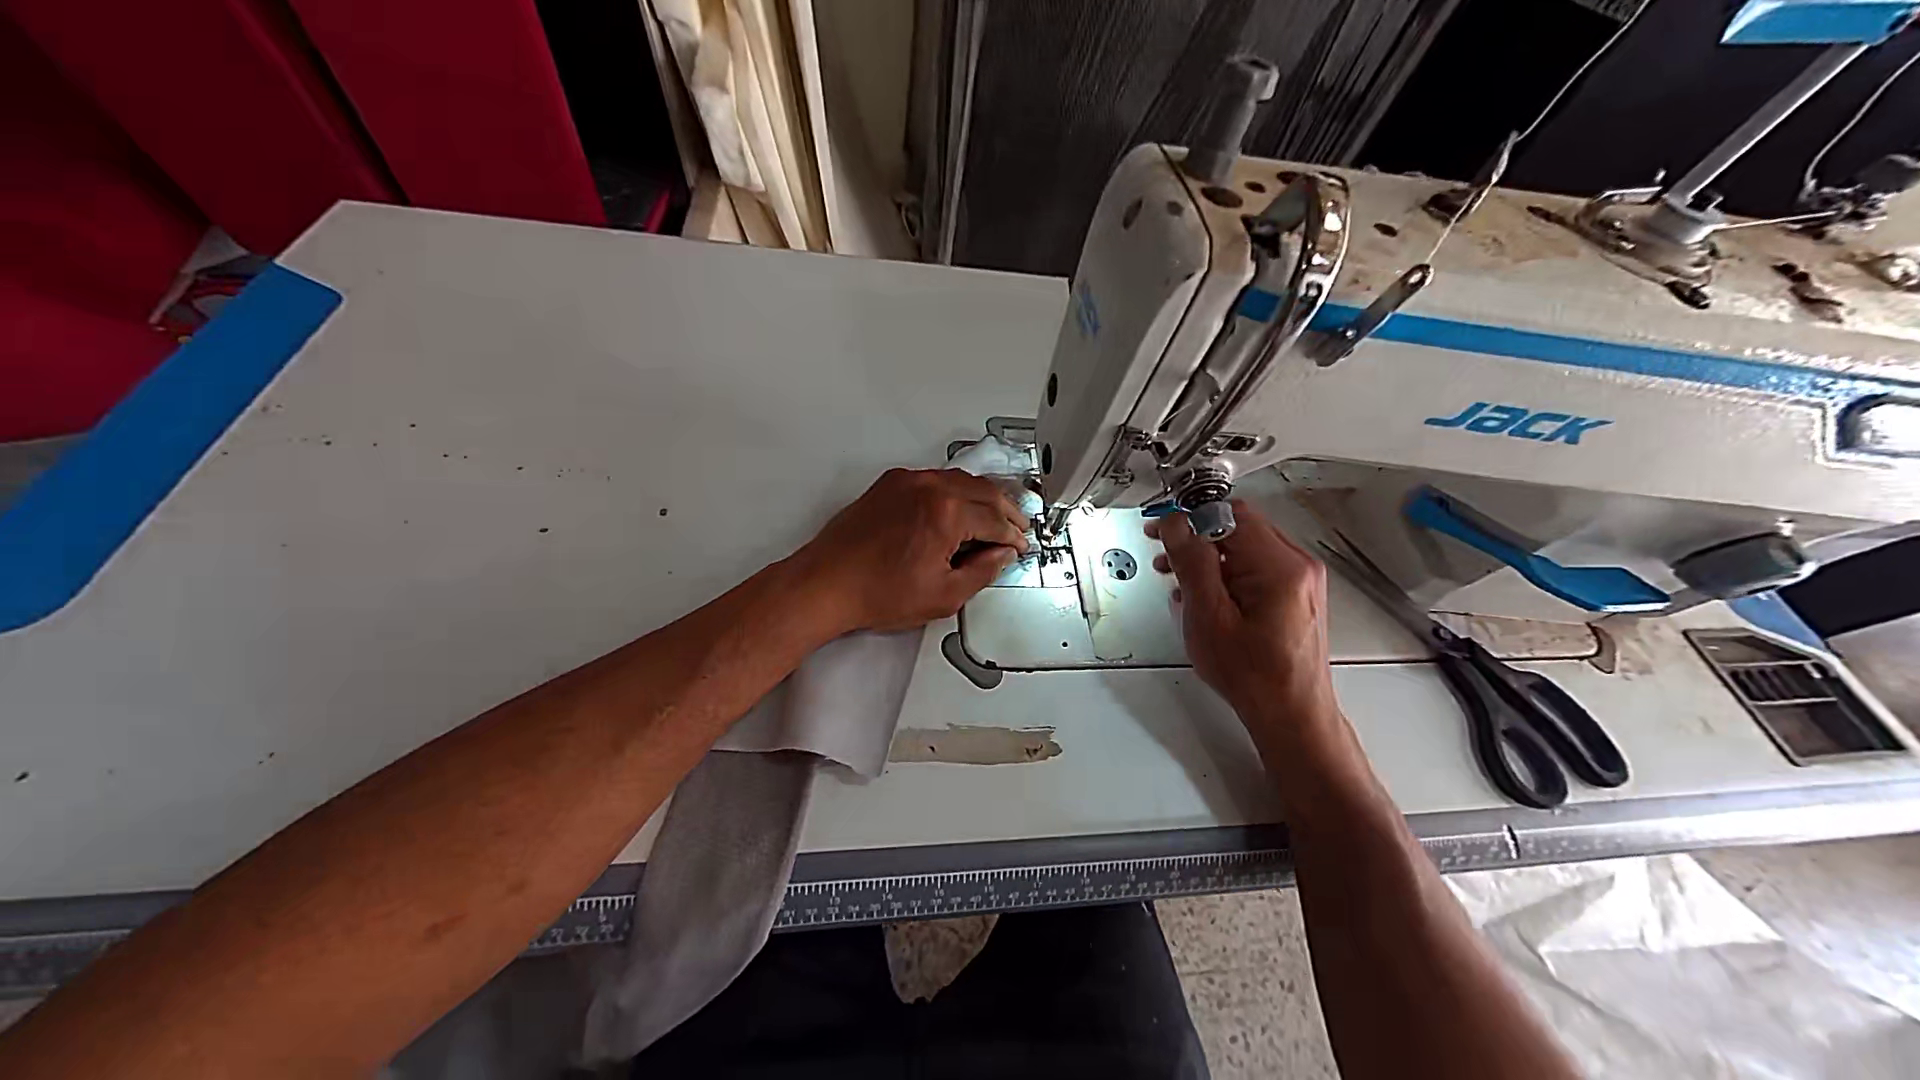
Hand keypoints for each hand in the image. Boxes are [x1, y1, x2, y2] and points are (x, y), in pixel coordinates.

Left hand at [792, 468, 1029, 633]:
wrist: (825, 585)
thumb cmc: (871, 591)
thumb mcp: (943, 595)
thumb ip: (982, 571)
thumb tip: (1000, 556)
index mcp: (945, 513)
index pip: (996, 520)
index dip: (1014, 536)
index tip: (1019, 545)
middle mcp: (927, 488)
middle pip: (984, 491)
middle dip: (1007, 510)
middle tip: (1018, 527)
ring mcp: (906, 483)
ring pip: (960, 479)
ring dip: (983, 497)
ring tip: (994, 516)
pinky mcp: (889, 485)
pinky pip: (933, 478)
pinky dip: (954, 490)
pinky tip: (958, 507)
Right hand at [1148, 501, 1338, 742]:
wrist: (1291, 713)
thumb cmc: (1256, 677)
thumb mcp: (1208, 618)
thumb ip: (1192, 564)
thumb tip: (1177, 526)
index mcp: (1279, 568)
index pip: (1229, 516)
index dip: (1189, 517)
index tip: (1162, 528)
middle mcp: (1297, 566)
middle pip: (1238, 528)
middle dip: (1196, 536)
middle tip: (1164, 552)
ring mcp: (1300, 580)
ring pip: (1245, 546)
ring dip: (1208, 555)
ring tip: (1178, 576)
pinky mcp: (1295, 594)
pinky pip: (1255, 566)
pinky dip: (1225, 571)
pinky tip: (1203, 592)